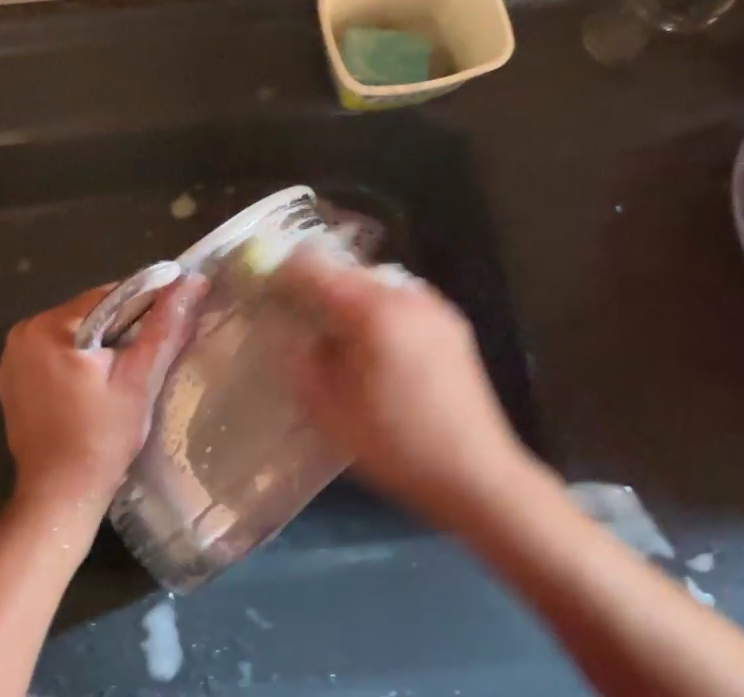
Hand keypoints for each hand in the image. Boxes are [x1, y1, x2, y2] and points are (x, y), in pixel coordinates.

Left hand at [0, 276, 206, 526]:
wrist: (60, 494)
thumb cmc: (102, 436)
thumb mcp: (139, 378)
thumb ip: (164, 326)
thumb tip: (192, 281)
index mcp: (47, 326)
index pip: (106, 296)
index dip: (143, 304)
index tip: (168, 320)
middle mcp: (21, 334)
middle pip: (86, 315)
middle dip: (118, 328)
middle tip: (148, 353)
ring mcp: (10, 360)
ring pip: (69, 336)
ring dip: (96, 346)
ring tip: (124, 373)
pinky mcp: (10, 384)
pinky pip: (51, 358)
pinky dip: (73, 364)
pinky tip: (93, 388)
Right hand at [269, 246, 530, 523]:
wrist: (477, 475)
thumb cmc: (395, 445)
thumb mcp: (327, 409)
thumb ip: (300, 359)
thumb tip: (290, 330)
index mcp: (373, 309)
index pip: (313, 267)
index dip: (283, 275)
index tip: (266, 293)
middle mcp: (406, 294)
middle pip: (347, 272)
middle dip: (319, 291)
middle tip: (300, 323)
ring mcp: (435, 307)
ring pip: (375, 287)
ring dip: (350, 303)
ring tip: (339, 342)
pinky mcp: (453, 325)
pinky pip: (401, 303)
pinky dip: (380, 315)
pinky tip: (377, 354)